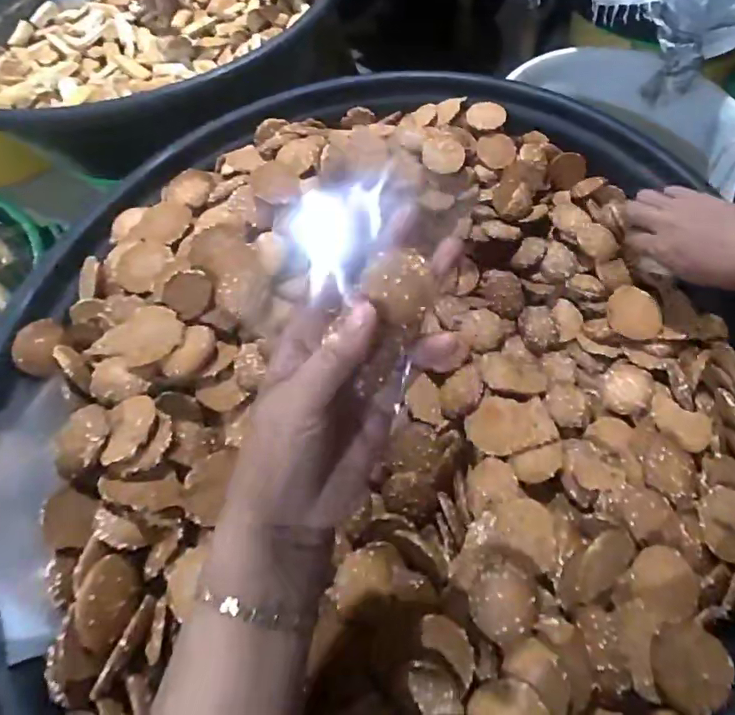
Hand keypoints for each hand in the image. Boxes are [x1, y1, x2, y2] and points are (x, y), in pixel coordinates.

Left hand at [221, 250, 458, 535]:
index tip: (393, 218)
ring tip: (457, 267)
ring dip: (428, 301)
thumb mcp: (298, 401)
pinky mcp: (387, 398)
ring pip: (402, 328)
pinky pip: (411, 367)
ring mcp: (367, 370)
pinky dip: (431, 353)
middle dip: (408, 265)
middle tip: (441, 233)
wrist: (291, 515)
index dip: (366, 250)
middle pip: (380, 297)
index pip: (340, 282)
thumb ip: (334, 356)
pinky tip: (454, 343)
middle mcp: (342, 343)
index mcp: (310, 335)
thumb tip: (368, 304)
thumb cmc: (277, 450)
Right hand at [628, 187, 734, 291]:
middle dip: (630, 217)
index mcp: (661, 247)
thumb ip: (665, 261)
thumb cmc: (726, 272)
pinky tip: (676, 205)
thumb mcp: (688, 274)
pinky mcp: (695, 194)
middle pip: (630, 209)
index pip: (630, 239)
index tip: (634, 246)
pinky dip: (667, 196)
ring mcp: (679, 205)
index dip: (629, 242)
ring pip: (645, 194)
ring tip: (654, 212)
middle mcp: (664, 222)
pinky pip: (669, 189)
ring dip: (645, 203)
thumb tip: (652, 255)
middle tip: (638, 225)